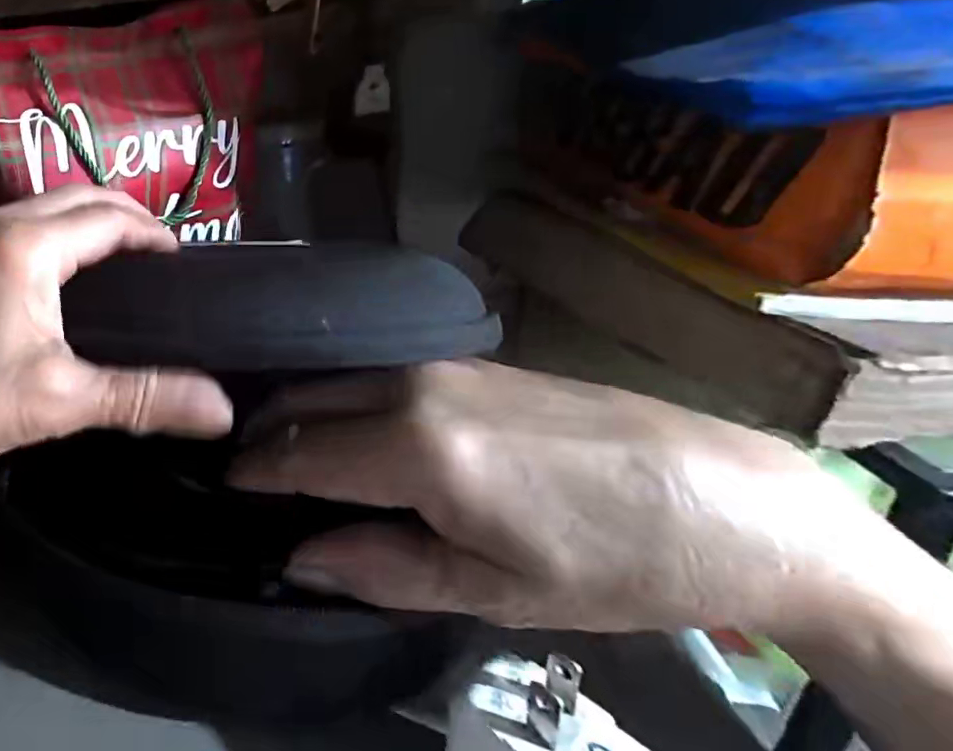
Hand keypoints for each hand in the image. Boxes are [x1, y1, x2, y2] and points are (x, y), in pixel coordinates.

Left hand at [0, 186, 233, 508]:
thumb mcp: (59, 401)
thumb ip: (144, 396)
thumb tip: (222, 408)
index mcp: (27, 245)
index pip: (109, 218)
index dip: (153, 233)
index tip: (184, 259)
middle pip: (79, 197)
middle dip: (126, 216)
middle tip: (161, 255)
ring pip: (47, 206)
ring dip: (89, 220)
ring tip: (124, 258)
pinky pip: (21, 223)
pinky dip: (58, 231)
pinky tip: (67, 270)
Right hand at [228, 360, 901, 637]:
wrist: (730, 495)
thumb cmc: (615, 561)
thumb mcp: (499, 590)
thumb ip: (385, 568)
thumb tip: (298, 556)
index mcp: (418, 450)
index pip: (301, 453)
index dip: (254, 472)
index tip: (222, 487)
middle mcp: (412, 388)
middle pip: (304, 402)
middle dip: (263, 435)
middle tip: (244, 474)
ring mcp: (439, 365)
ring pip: (334, 383)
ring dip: (298, 415)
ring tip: (285, 456)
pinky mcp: (464, 361)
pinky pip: (371, 377)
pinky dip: (338, 403)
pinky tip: (348, 432)